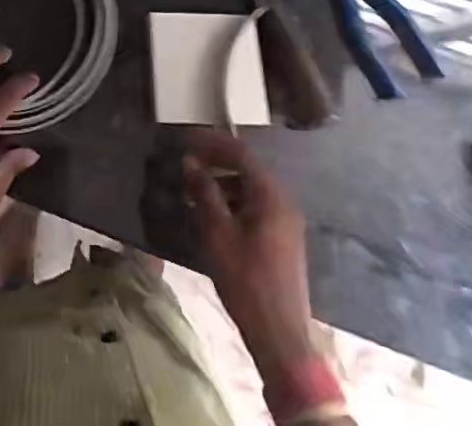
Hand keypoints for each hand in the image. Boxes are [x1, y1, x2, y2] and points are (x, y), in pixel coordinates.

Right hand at [184, 129, 320, 374]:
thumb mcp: (218, 232)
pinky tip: (210, 213)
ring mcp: (285, 222)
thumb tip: (190, 161)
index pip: (241, 154)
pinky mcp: (281, 239)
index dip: (213, 142)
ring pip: (249, 189)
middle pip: (247, 169)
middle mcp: (283, 202)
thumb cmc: (246, 279)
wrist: (279, 334)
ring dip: (221, 183)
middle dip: (216, 162)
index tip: (187, 138)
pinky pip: (254, 207)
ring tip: (192, 189)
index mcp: (271, 196)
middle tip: (186, 161)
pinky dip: (231, 202)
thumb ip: (204, 192)